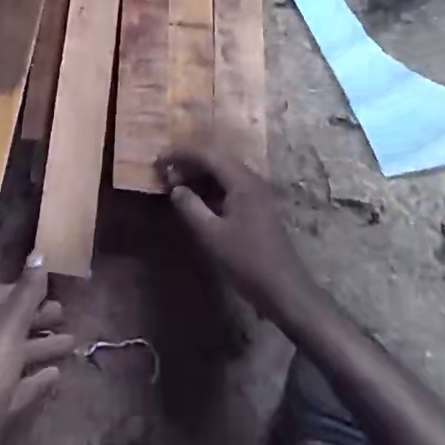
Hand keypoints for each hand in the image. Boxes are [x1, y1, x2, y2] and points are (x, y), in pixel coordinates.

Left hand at [0, 259, 72, 444]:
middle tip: (65, 311)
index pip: (4, 294)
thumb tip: (39, 252)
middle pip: (14, 323)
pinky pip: (21, 386)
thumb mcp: (8, 328)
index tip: (52, 283)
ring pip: (20, 354)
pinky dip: (38, 379)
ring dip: (43, 346)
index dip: (26, 287)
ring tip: (72, 342)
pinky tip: (57, 376)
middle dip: (38, 316)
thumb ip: (25, 293)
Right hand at [161, 138, 318, 321]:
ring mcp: (257, 193)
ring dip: (199, 176)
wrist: (286, 291)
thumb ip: (189, 206)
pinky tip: (197, 202)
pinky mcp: (258, 207)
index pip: (207, 154)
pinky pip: (230, 186)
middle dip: (188, 163)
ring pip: (223, 173)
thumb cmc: (247, 261)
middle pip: (216, 159)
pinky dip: (210, 188)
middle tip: (165, 175)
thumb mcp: (211, 235)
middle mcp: (251, 180)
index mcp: (242, 181)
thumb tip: (175, 188)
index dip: (180, 153)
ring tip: (176, 187)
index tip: (158, 160)